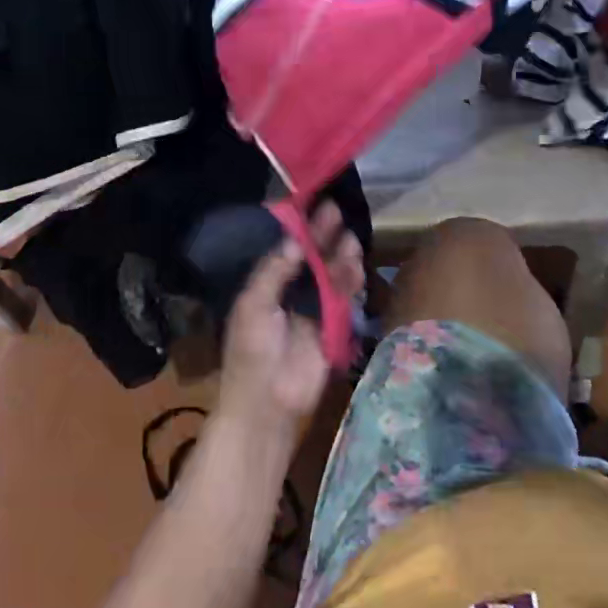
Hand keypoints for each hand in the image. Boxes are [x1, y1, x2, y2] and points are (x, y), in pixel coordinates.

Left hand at [215, 202, 364, 437]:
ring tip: (349, 237)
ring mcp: (314, 309)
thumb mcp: (254, 305)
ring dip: (340, 255)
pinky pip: (345, 297)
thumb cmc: (251, 352)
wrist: (267, 402)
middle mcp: (291, 293)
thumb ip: (274, 271)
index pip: (286, 250)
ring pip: (331, 274)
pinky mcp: (333, 325)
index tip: (312, 205)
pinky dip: (351, 280)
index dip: (299, 229)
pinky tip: (355, 263)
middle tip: (336, 211)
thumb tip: (296, 240)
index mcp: (266, 287)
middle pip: (312, 258)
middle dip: (324, 236)